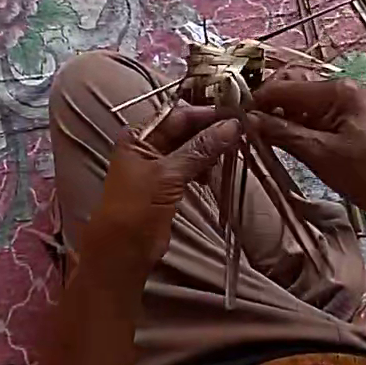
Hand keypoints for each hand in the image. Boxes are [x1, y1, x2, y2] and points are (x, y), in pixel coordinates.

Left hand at [79, 105, 241, 274]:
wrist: (123, 251)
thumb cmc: (136, 207)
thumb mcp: (167, 174)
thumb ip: (199, 149)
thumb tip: (232, 126)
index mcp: (138, 136)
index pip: (177, 115)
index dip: (205, 113)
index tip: (234, 113)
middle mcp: (146, 146)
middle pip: (185, 130)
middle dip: (211, 130)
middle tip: (241, 130)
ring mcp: (158, 166)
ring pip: (190, 148)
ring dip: (210, 149)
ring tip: (232, 150)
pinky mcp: (168, 185)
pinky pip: (191, 167)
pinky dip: (205, 166)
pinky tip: (216, 170)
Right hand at [247, 77, 365, 222]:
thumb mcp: (318, 152)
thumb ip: (281, 132)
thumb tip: (247, 120)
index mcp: (336, 90)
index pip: (284, 87)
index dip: (257, 100)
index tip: (234, 117)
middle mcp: (340, 91)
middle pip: (291, 91)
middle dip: (267, 107)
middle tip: (246, 128)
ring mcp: (344, 107)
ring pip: (300, 106)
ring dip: (279, 119)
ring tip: (260, 138)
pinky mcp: (346, 123)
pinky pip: (312, 118)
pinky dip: (294, 127)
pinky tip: (282, 142)